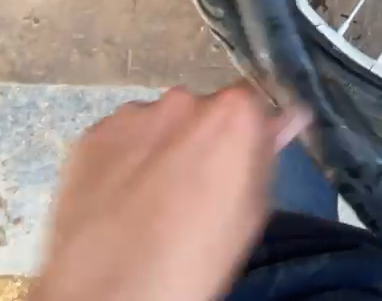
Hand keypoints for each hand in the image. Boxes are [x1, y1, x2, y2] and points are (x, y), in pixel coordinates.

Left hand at [32, 86, 310, 300]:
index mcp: (236, 111)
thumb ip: (266, 153)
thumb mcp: (252, 210)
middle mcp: (187, 99)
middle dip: (202, 137)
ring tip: (150, 197)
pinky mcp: (94, 134)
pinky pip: (121, 137)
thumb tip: (287, 118)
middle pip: (204, 108)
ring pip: (160, 122)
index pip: (250, 103)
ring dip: (162, 146)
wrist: (112, 294)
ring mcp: (135, 114)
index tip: (235, 160)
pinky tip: (121, 197)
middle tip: (192, 185)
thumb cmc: (196, 258)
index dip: (244, 132)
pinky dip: (124, 158)